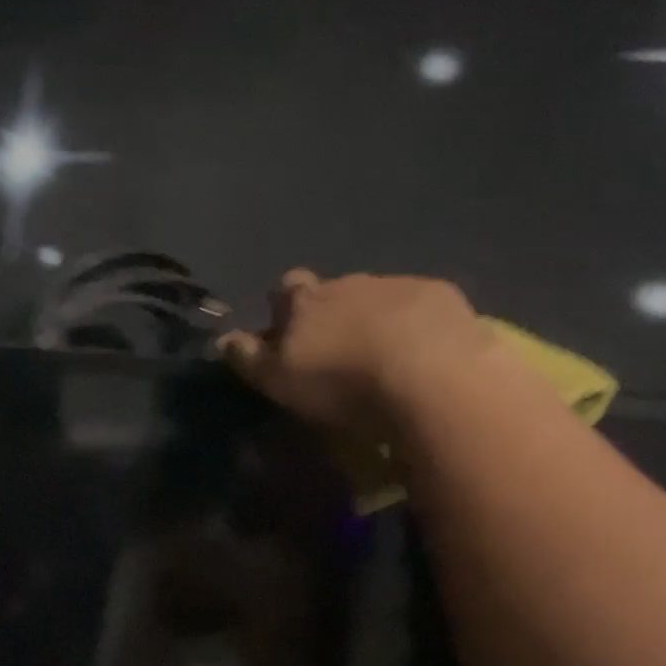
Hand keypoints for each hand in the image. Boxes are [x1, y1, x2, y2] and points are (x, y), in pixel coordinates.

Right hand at [217, 270, 498, 429]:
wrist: (430, 378)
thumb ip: (248, 357)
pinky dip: (416, 323)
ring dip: (375, 318)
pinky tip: (422, 353)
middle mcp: (348, 282)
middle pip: (333, 291)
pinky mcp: (443, 296)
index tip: (288, 333)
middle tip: (337, 353)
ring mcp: (398, 284)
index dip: (284, 307)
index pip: (284, 289)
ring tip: (383, 358)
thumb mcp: (278, 380)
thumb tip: (222, 339)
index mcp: (305, 301)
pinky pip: (420, 305)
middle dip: (332, 314)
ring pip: (378, 296)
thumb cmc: (340, 384)